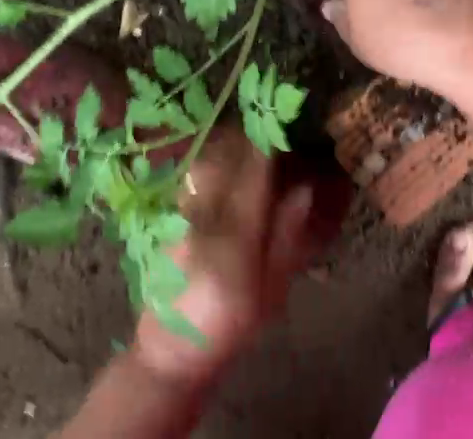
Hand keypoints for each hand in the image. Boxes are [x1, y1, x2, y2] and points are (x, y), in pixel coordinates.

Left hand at [130, 131, 343, 387]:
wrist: (170, 352)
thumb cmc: (230, 326)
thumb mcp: (271, 291)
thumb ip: (286, 237)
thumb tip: (305, 188)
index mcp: (234, 239)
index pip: (254, 176)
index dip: (270, 144)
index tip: (287, 121)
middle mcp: (202, 219)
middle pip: (225, 157)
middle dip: (249, 134)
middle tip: (272, 121)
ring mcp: (179, 215)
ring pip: (205, 160)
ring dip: (229, 141)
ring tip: (251, 133)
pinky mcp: (167, 217)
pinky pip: (192, 174)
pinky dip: (212, 157)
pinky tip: (226, 157)